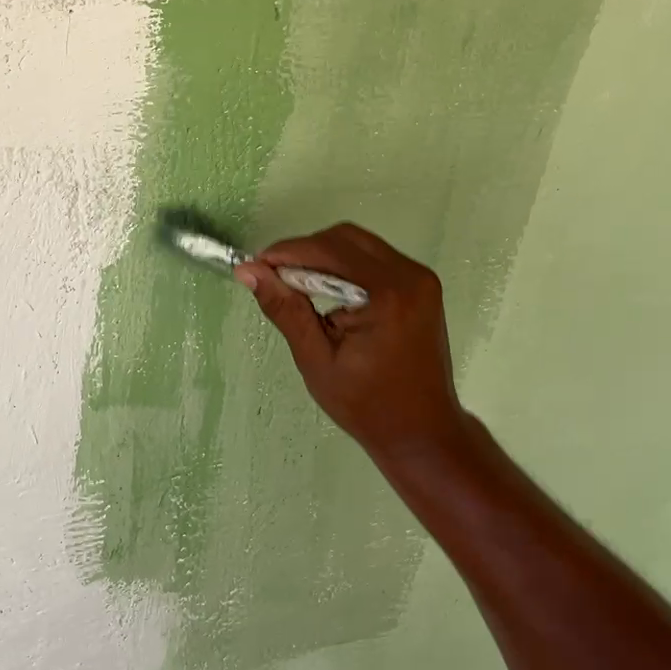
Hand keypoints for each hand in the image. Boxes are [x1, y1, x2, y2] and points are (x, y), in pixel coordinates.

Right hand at [236, 223, 465, 456]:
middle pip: (345, 238)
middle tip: (275, 278)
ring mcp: (420, 278)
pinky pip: (375, 258)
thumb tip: (248, 272)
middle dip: (305, 251)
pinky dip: (345, 266)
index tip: (255, 267)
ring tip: (297, 286)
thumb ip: (285, 309)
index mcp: (387, 295)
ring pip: (360, 244)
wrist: (422, 431)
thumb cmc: (367, 406)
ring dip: (325, 256)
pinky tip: (327, 291)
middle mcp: (410, 276)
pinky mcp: (422, 285)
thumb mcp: (316, 359)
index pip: (328, 250)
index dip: (287, 252)